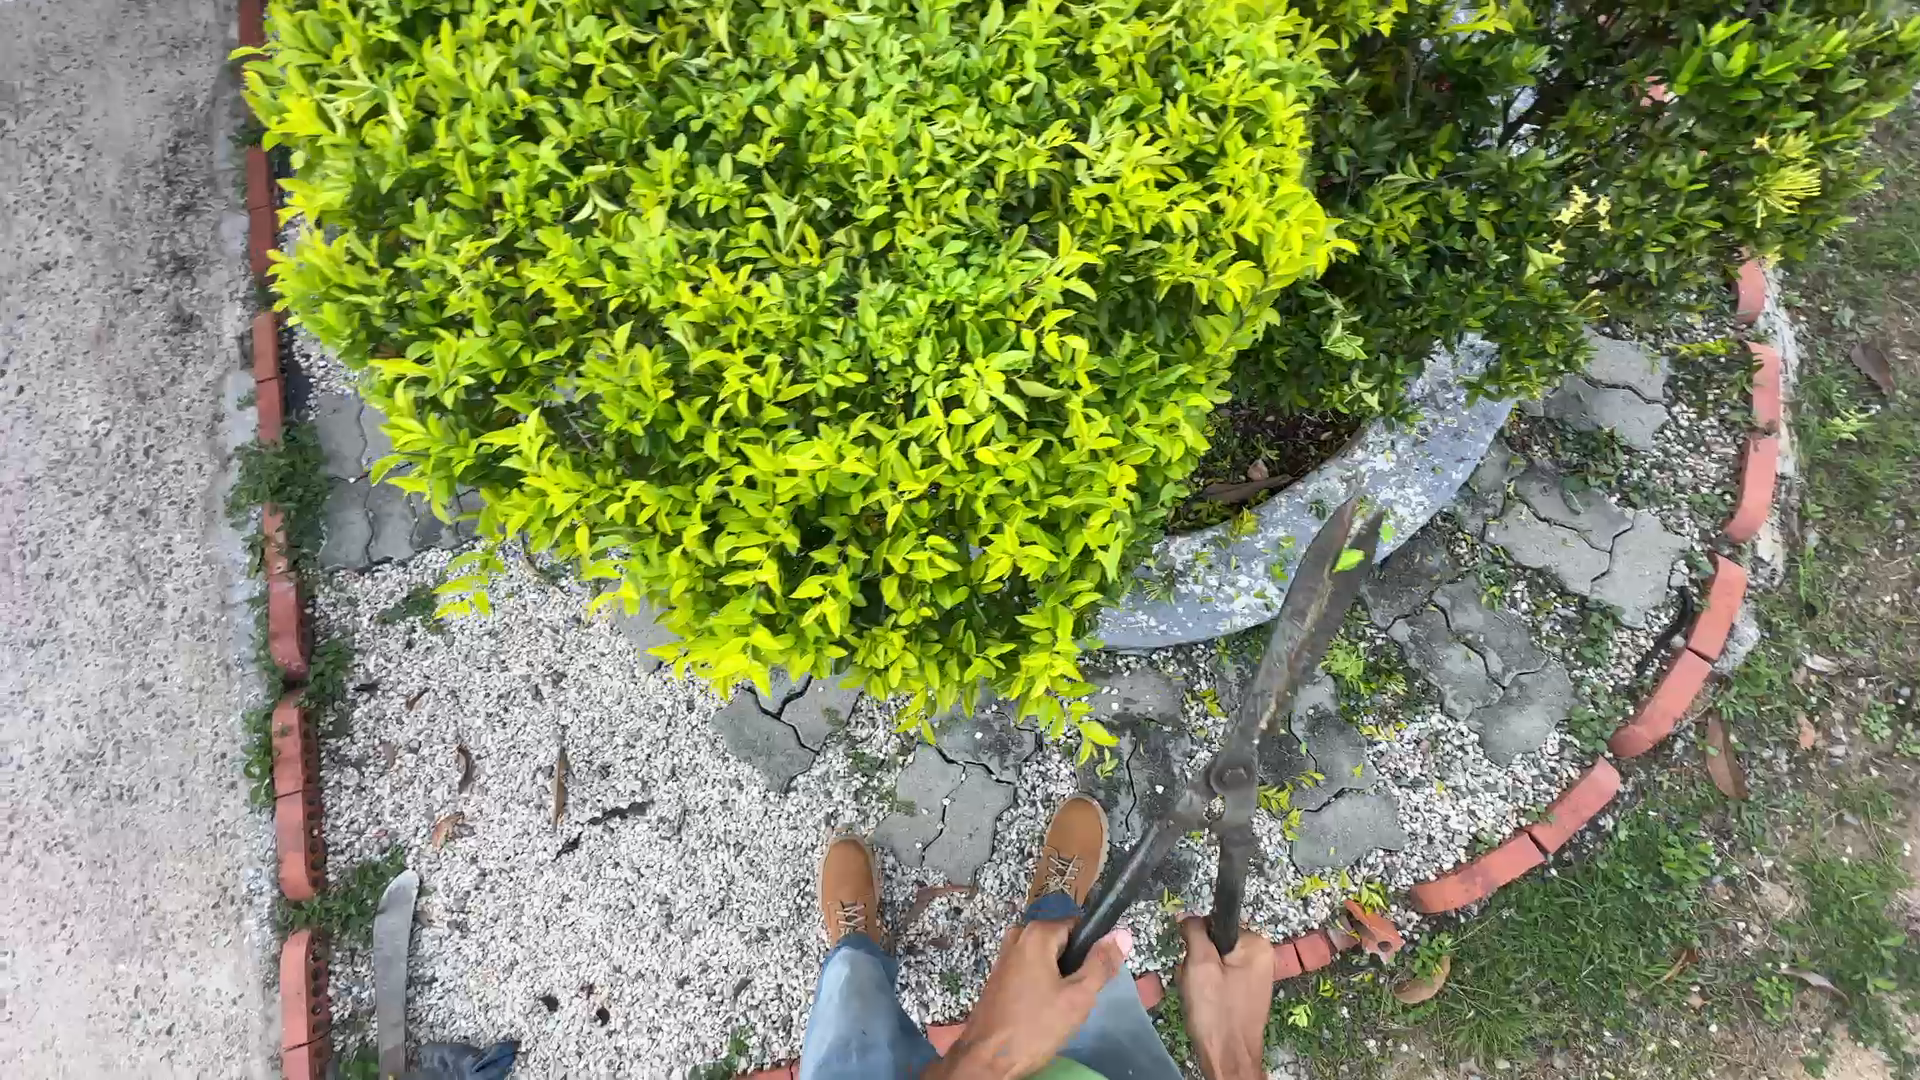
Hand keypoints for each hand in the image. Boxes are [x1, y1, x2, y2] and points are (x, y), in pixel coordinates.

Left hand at [925, 920, 1129, 1079]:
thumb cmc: (1034, 1026)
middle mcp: (1019, 934)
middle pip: (1062, 942)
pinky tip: (1042, 1012)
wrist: (986, 1057)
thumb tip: (1122, 934)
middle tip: (1076, 998)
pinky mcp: (1000, 973)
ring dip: (1059, 980)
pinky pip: (1032, 970)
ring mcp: (1006, 954)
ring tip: (1060, 1008)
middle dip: (1074, 968)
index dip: (1091, 951)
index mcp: (1037, 932)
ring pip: (1047, 959)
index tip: (1094, 977)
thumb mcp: (1077, 997)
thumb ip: (1101, 964)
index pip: (1078, 926)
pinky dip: (1042, 986)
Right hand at [1173, 917, 1272, 1079]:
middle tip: (1196, 979)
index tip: (1194, 958)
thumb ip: (1194, 931)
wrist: (1228, 1059)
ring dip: (1200, 973)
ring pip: (1214, 960)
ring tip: (1199, 993)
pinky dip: (1207, 986)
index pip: (1216, 922)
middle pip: (1215, 942)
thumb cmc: (1216, 1010)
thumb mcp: (1200, 963)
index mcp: (1257, 945)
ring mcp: (1254, 976)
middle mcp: (1261, 957)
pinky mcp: (1246, 992)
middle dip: (1199, 958)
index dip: (1199, 938)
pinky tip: (1205, 1002)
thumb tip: (1189, 916)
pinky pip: (1220, 977)